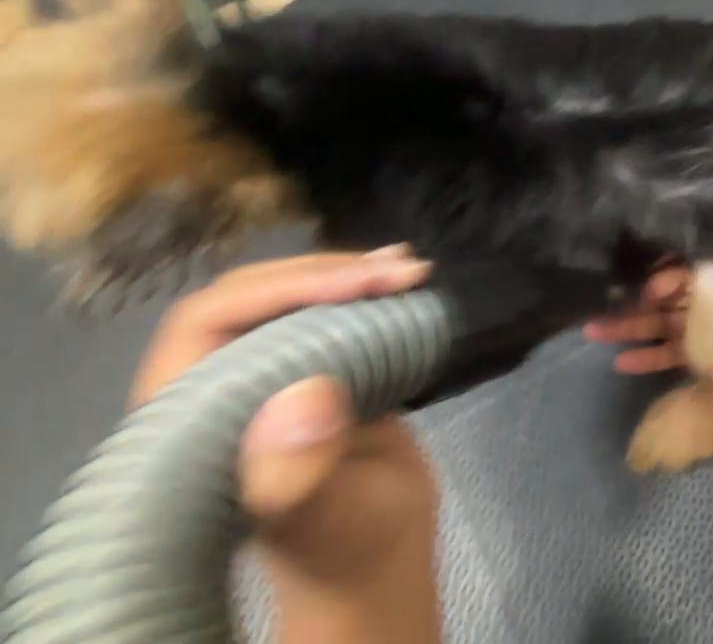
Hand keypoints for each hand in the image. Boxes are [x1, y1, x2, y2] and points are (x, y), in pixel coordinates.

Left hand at [130, 249, 437, 586]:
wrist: (379, 555)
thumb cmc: (344, 542)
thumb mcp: (322, 517)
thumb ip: (298, 470)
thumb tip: (305, 395)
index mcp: (189, 418)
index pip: (208, 322)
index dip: (280, 290)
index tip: (361, 286)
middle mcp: (220, 386)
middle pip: (254, 298)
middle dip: (328, 274)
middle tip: (402, 271)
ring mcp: (272, 377)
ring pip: (296, 298)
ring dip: (355, 274)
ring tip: (412, 269)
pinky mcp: (320, 372)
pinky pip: (335, 315)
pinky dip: (372, 289)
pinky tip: (408, 278)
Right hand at [589, 247, 712, 387]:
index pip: (690, 279)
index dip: (666, 282)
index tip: (649, 290)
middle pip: (670, 306)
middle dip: (635, 310)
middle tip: (597, 318)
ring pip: (668, 333)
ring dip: (635, 335)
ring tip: (598, 337)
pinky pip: (682, 361)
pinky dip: (654, 361)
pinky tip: (626, 361)